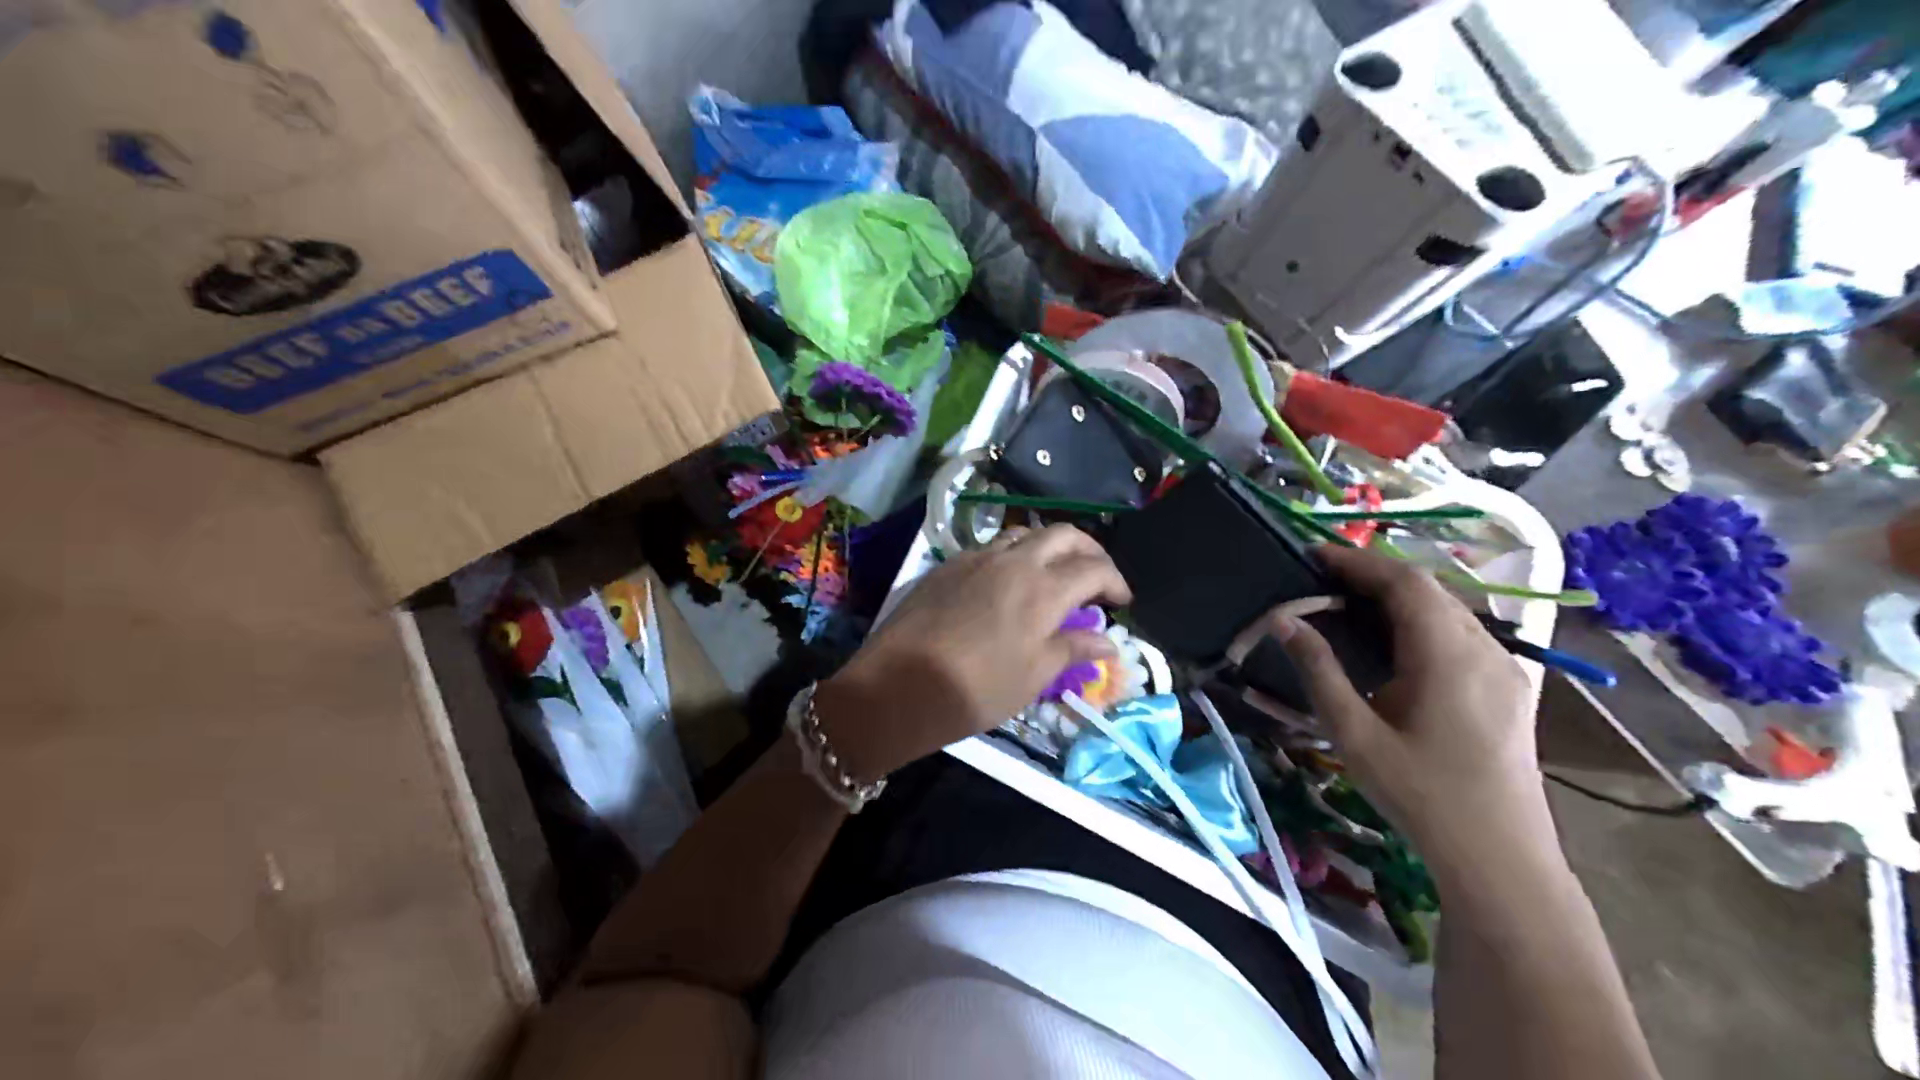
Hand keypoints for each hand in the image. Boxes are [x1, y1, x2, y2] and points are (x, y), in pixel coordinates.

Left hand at [813, 525, 1131, 781]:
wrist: (897, 686)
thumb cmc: (976, 689)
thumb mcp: (1033, 676)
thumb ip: (1073, 649)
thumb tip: (1108, 641)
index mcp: (1042, 588)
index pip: (1094, 568)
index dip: (1115, 581)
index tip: (1121, 602)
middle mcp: (1012, 561)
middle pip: (1063, 535)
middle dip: (1088, 551)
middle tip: (1095, 579)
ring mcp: (975, 558)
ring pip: (1024, 534)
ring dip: (1049, 548)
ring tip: (1053, 576)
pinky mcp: (947, 566)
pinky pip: (991, 548)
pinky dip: (1013, 557)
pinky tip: (1007, 585)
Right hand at [1267, 546, 1554, 873]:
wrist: (1499, 857)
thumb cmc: (1419, 794)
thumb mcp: (1354, 733)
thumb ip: (1318, 670)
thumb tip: (1284, 621)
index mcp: (1447, 655)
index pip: (1403, 582)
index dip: (1357, 560)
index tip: (1312, 554)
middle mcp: (1483, 649)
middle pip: (1428, 588)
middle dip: (1374, 573)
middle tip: (1323, 576)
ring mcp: (1503, 668)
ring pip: (1448, 607)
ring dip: (1399, 594)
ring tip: (1350, 600)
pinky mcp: (1508, 686)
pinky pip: (1461, 631)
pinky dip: (1421, 617)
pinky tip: (1395, 638)